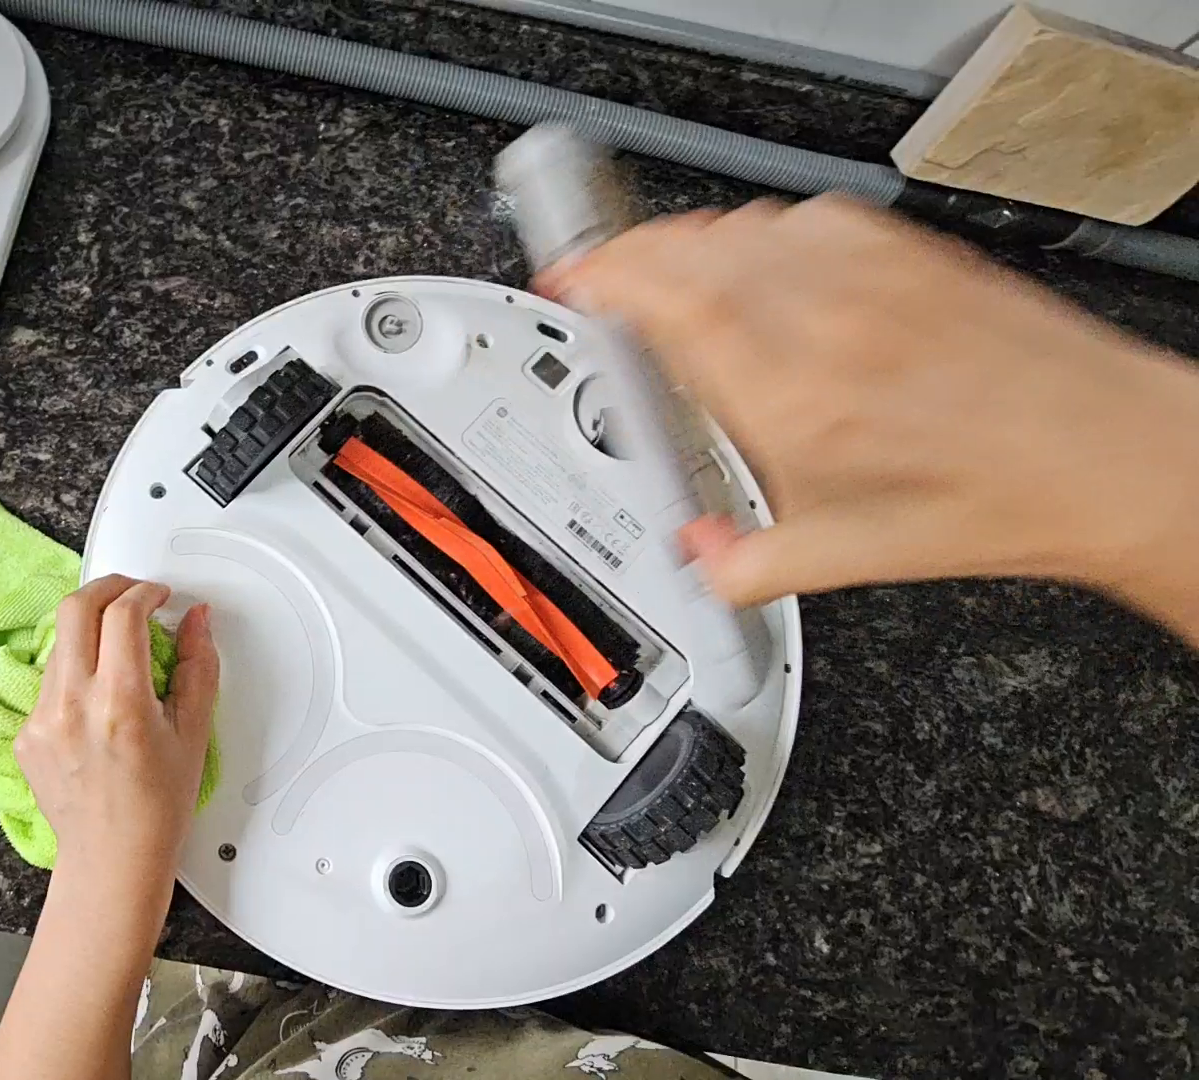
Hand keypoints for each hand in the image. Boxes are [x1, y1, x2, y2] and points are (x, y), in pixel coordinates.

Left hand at [0, 576, 216, 1079]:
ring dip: (91, 627)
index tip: (160, 596)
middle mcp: (72, 703)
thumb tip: (197, 619)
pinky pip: (50, 676)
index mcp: (120, 702)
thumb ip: (198, 665)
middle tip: (133, 593)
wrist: (111, 862)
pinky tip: (99, 693)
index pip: (123, 613)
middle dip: (108, 586)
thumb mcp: (192, 732)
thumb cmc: (158, 807)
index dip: (145, 591)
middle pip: (75, 607)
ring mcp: (41, 717)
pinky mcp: (25, 731)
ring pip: (60, 639)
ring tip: (120, 648)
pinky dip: (77, 666)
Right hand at [535, 195, 1198, 620]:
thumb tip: (691, 554)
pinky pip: (802, 217)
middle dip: (624, 256)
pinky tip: (741, 257)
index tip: (570, 281)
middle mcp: (825, 327)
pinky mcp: (909, 258)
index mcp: (792, 400)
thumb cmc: (985, 503)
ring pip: (741, 227)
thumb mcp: (834, 559)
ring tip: (652, 269)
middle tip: (593, 275)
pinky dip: (749, 229)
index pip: (674, 308)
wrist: (1117, 462)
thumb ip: (736, 565)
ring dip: (679, 243)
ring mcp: (871, 282)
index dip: (607, 282)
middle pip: (694, 254)